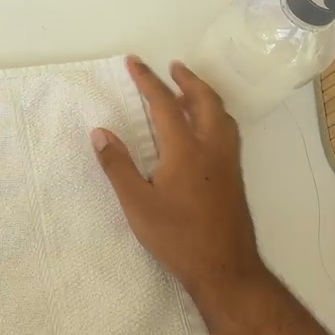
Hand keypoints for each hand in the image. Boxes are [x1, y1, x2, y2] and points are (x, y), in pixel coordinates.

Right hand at [91, 57, 265, 297]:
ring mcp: (227, 164)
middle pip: (205, 101)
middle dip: (188, 79)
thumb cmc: (178, 237)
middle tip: (173, 66)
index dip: (147, 80)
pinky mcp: (235, 179)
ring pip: (222, 116)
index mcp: (185, 150)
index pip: (165, 104)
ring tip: (190, 90)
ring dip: (205, 96)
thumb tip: (100, 133)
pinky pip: (227, 132)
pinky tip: (204, 128)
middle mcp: (211, 149)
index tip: (134, 61)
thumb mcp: (137, 204)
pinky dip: (214, 116)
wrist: (228, 272)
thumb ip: (117, 166)